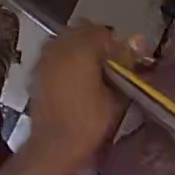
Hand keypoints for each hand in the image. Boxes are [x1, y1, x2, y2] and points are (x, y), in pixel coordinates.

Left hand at [19, 24, 137, 174]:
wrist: (54, 145)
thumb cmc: (90, 123)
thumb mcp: (117, 97)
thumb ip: (126, 65)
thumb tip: (138, 39)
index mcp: (81, 49)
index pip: (103, 32)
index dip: (116, 46)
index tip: (123, 64)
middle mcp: (59, 46)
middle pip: (82, 29)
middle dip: (97, 42)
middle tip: (109, 65)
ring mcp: (45, 56)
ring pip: (66, 37)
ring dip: (80, 46)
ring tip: (91, 69)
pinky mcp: (36, 68)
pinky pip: (53, 51)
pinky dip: (65, 56)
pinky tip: (74, 76)